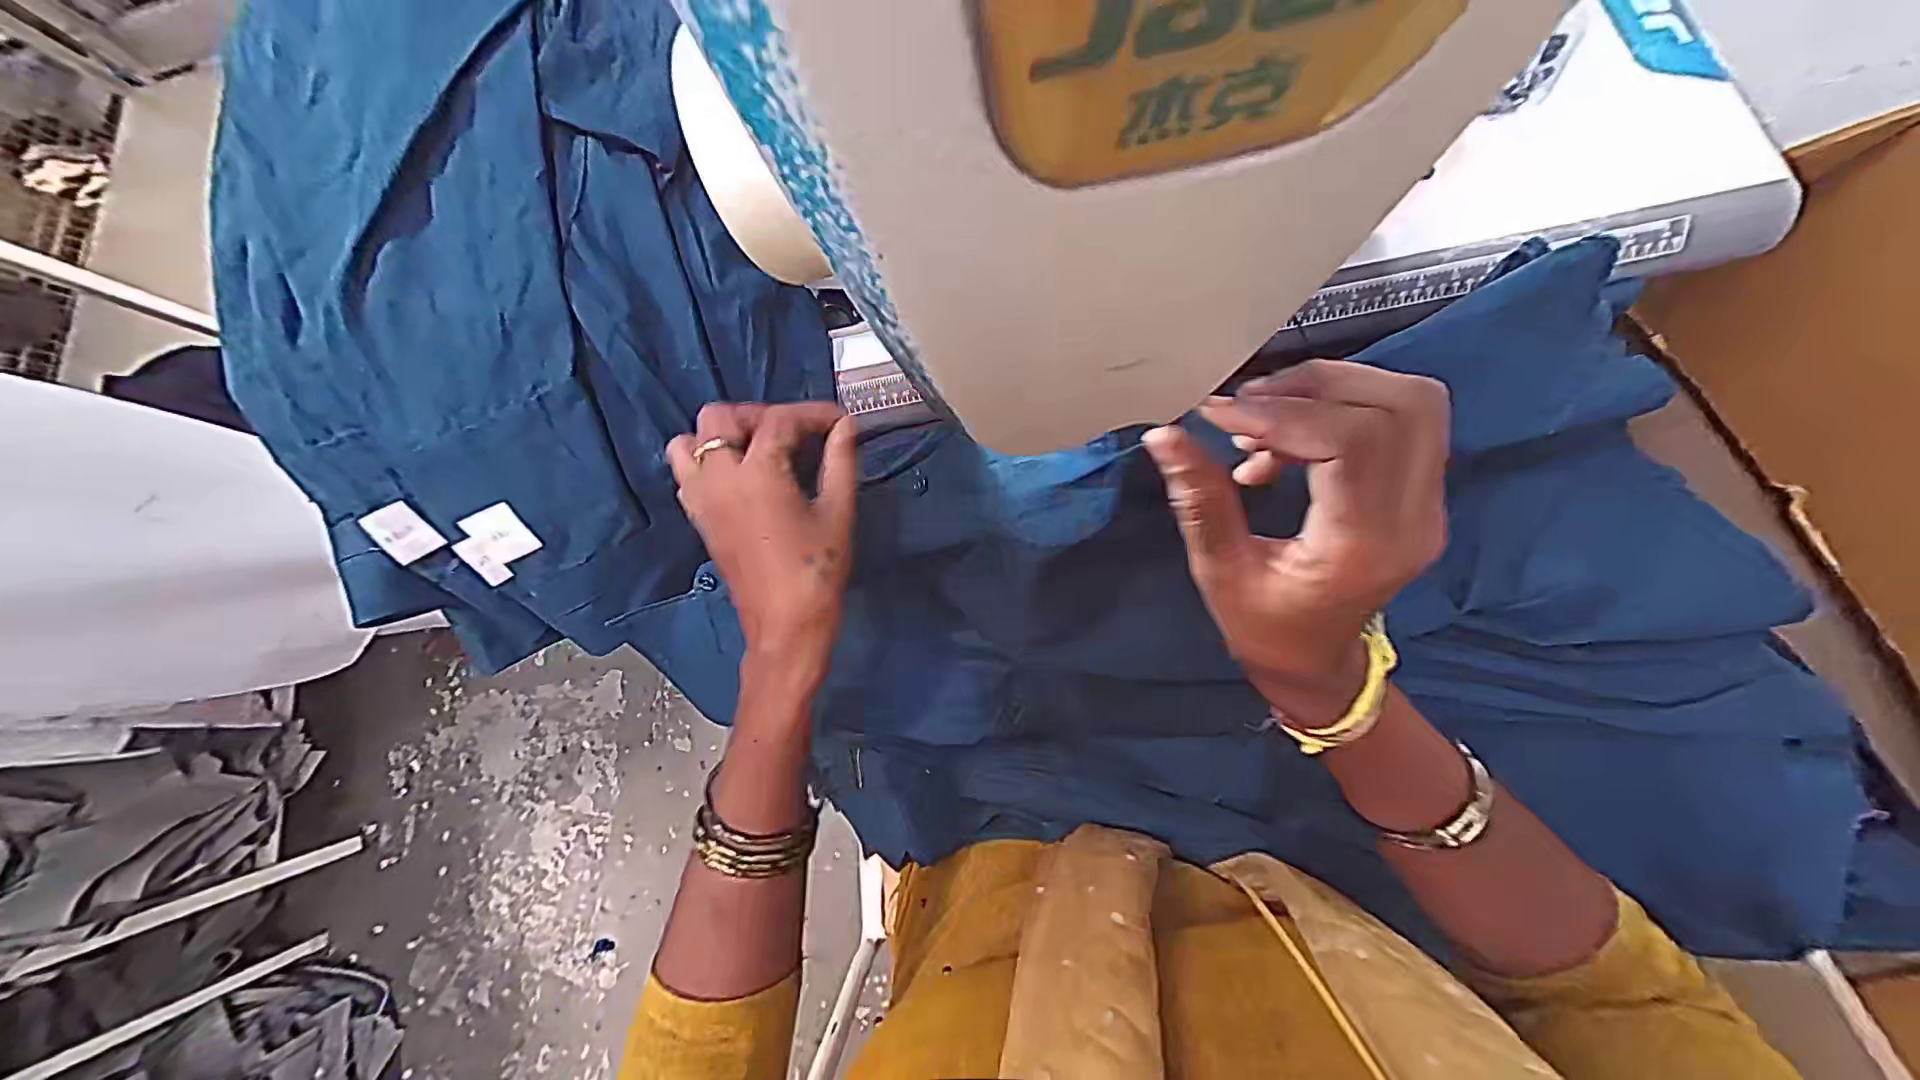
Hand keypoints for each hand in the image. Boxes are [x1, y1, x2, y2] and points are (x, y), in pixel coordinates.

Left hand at [667, 402, 857, 681]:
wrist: (786, 624)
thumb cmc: (818, 570)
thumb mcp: (838, 512)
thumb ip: (841, 461)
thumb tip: (846, 427)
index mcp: (756, 473)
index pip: (779, 421)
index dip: (812, 413)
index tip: (838, 420)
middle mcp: (718, 478)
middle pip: (720, 417)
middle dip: (759, 415)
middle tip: (794, 432)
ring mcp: (701, 499)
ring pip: (689, 441)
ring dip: (722, 436)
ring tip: (759, 449)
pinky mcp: (698, 519)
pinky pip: (686, 473)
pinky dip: (707, 462)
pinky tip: (742, 477)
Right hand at [1143, 359, 1449, 711]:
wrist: (1315, 660)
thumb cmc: (1262, 627)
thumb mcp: (1219, 570)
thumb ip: (1199, 499)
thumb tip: (1164, 435)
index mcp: (1361, 547)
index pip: (1349, 442)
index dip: (1279, 413)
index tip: (1216, 412)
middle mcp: (1414, 519)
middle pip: (1400, 406)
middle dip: (1314, 387)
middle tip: (1247, 404)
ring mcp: (1430, 504)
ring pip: (1411, 403)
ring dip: (1332, 390)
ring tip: (1265, 414)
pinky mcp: (1423, 492)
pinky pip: (1401, 421)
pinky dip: (1340, 409)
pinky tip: (1285, 440)